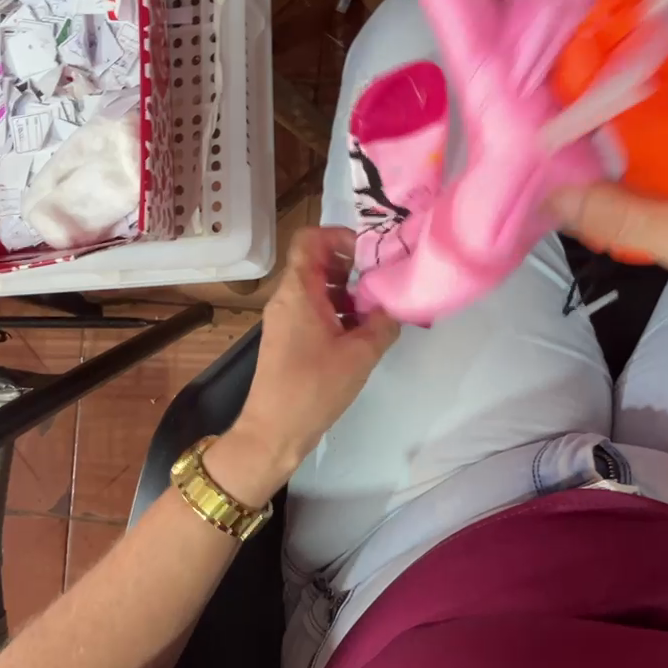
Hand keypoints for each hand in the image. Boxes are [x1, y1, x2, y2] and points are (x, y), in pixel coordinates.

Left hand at [219, 227, 399, 495]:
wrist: (274, 431)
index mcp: (298, 291)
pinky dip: (338, 314)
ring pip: (318, 289)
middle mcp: (287, 298)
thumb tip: (393, 308)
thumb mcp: (360, 355)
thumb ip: (382, 324)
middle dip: (351, 268)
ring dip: (348, 294)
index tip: (369, 255)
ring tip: (376, 312)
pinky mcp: (288, 340)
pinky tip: (362, 334)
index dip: (339, 236)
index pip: (311, 239)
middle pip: (317, 263)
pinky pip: (314, 312)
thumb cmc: (314, 388)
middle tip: (382, 283)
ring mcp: (285, 320)